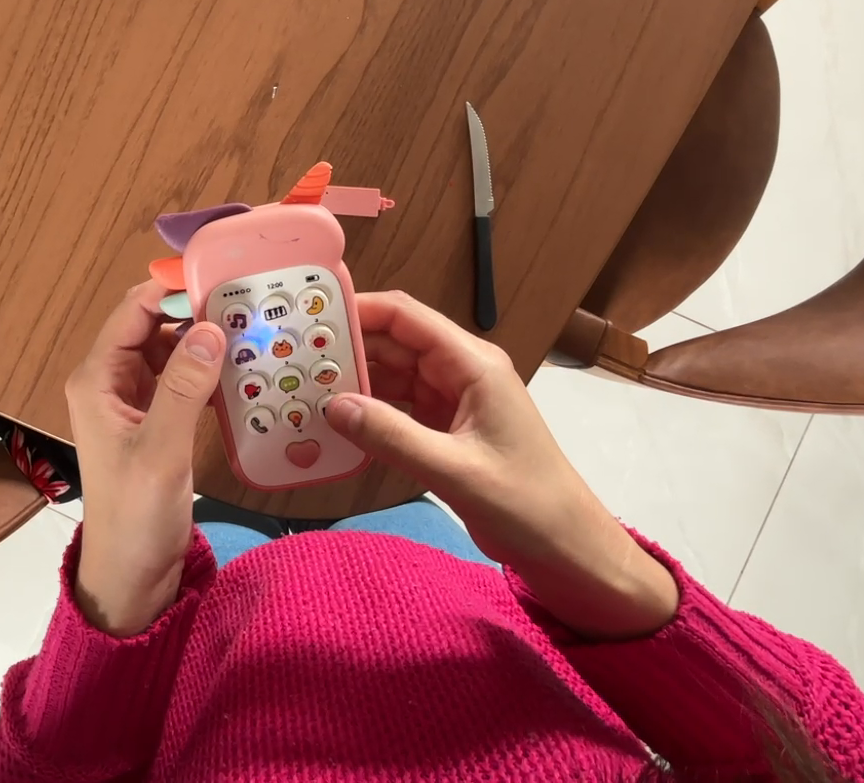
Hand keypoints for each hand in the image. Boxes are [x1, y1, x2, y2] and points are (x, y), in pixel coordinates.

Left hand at [63, 283, 224, 636]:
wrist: (131, 576)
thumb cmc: (135, 516)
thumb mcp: (160, 450)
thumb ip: (183, 388)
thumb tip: (210, 328)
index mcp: (97, 379)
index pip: (131, 312)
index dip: (170, 291)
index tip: (219, 281)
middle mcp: (110, 381)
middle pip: (150, 326)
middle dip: (191, 313)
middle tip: (244, 306)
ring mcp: (132, 399)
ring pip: (168, 350)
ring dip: (201, 341)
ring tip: (248, 331)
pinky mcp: (153, 418)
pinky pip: (179, 378)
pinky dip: (204, 370)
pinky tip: (237, 370)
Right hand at [322, 291, 676, 638]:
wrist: (570, 553)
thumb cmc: (526, 505)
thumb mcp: (455, 470)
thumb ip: (391, 435)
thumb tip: (331, 405)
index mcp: (472, 363)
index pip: (405, 317)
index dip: (358, 309)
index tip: (310, 317)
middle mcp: (460, 370)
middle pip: (394, 342)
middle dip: (346, 346)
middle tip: (293, 357)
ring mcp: (453, 399)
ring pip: (392, 374)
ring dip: (353, 379)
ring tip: (304, 384)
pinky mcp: (446, 427)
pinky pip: (398, 406)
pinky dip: (368, 409)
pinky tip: (335, 419)